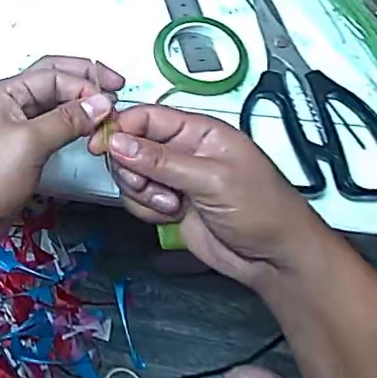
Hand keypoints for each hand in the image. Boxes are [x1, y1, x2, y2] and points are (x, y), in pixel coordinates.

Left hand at [0, 56, 122, 265]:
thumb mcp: (29, 144)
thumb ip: (67, 120)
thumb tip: (102, 102)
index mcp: (4, 91)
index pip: (53, 74)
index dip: (85, 84)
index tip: (111, 102)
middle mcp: (9, 102)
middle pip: (54, 78)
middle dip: (86, 79)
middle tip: (117, 85)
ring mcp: (15, 124)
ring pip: (55, 102)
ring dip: (81, 102)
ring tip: (107, 109)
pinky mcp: (21, 147)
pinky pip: (52, 124)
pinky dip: (72, 123)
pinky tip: (88, 128)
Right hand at [87, 104, 329, 289]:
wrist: (275, 260)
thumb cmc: (265, 210)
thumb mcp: (212, 179)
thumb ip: (162, 161)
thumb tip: (121, 142)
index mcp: (199, 130)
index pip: (147, 117)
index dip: (120, 127)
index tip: (102, 144)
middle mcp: (184, 150)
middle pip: (132, 145)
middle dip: (131, 167)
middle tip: (147, 183)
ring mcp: (176, 177)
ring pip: (132, 174)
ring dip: (141, 191)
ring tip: (170, 203)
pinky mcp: (170, 203)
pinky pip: (139, 198)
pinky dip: (146, 209)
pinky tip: (171, 215)